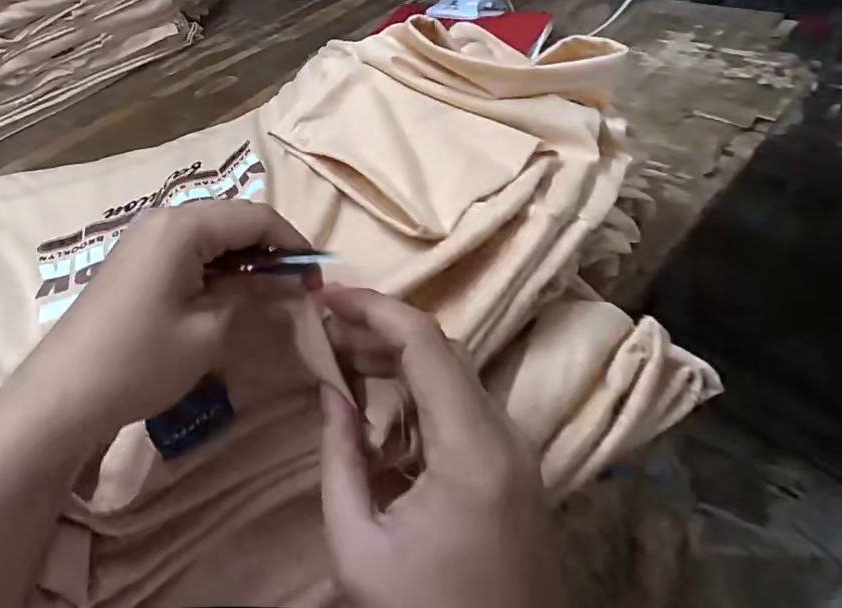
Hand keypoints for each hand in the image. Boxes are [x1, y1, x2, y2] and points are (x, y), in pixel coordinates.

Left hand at [0, 199, 309, 446]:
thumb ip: (253, 295)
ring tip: (266, 296)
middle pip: (232, 219)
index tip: (317, 281)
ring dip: (242, 259)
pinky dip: (214, 266)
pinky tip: (225, 295)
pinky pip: (187, 248)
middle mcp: (163, 216)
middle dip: (268, 250)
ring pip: (210, 234)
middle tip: (295, 291)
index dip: (292, 244)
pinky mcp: (135, 256)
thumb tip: (287, 281)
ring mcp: (145, 235)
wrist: (65, 389)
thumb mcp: (209, 331)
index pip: (255, 216)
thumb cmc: (141, 359)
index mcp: (183, 225)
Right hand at [318, 285, 566, 607]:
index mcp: (473, 450)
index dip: (371, 305)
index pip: (423, 340)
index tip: (324, 296)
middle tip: (322, 329)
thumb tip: (332, 389)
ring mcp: (518, 454)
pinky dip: (416, 386)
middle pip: (440, 347)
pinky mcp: (515, 471)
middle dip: (376, 326)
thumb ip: (339, 456)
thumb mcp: (359, 545)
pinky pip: (461, 403)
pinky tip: (377, 400)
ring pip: (452, 370)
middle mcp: (507, 437)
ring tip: (340, 355)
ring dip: (395, 354)